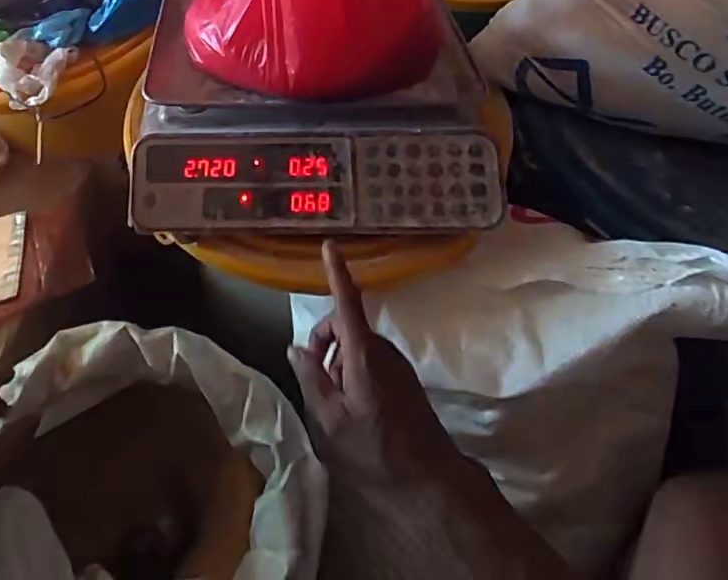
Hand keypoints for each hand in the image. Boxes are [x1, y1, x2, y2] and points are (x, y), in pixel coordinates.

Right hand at [287, 240, 468, 483]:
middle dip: (324, 340)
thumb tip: (297, 348)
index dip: (337, 272)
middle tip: (315, 377)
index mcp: (363, 354)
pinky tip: (352, 404)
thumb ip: (312, 379)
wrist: (431, 481)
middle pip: (344, 324)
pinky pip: (369, 358)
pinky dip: (352, 369)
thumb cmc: (377, 450)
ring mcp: (395, 363)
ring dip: (337, 360)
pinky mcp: (402, 377)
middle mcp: (382, 350)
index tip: (330, 245)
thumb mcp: (331, 421)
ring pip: (355, 344)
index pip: (347, 302)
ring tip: (335, 401)